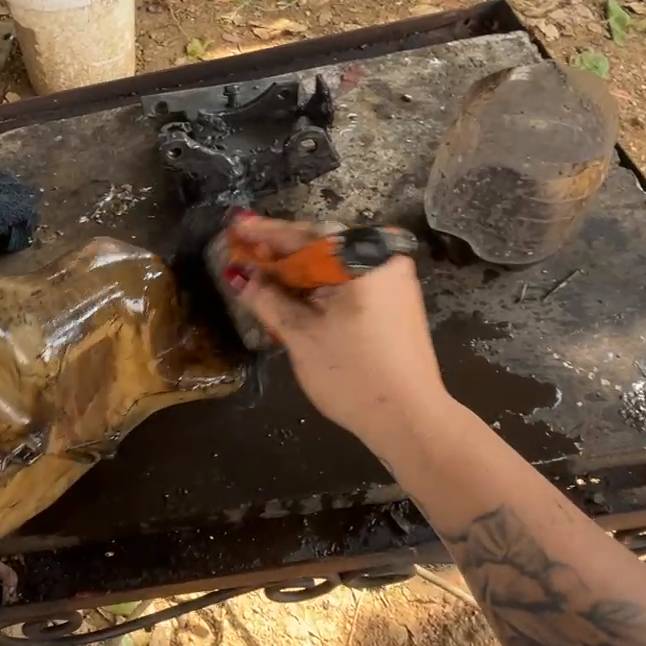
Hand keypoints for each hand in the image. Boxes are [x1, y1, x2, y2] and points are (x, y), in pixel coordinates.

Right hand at [228, 215, 453, 458]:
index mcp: (365, 260)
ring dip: (297, 272)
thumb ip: (267, 299)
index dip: (265, 233)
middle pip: (322, 247)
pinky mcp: (394, 304)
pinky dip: (317, 287)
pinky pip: (347, 283)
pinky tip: (292, 294)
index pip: (306, 235)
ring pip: (333, 266)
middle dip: (280, 252)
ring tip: (261, 274)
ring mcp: (393, 283)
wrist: (408, 419)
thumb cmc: (353, 374)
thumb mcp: (300, 334)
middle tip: (244, 251)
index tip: (236, 226)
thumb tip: (239, 277)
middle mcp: (384, 262)